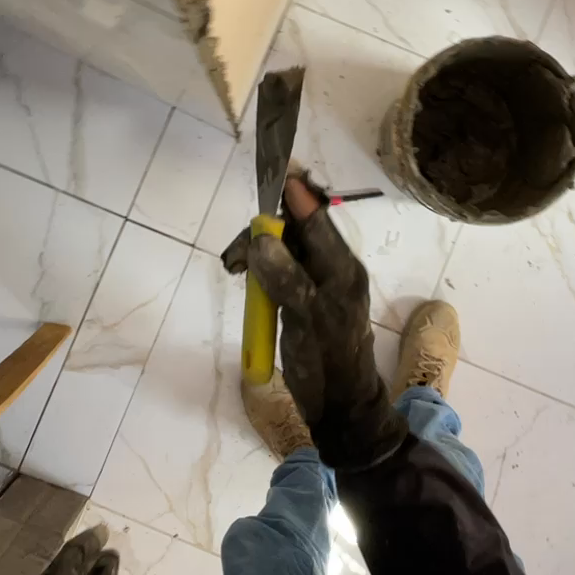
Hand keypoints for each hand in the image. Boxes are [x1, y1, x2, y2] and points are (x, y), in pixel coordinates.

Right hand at [247, 176, 405, 469]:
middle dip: (262, 233)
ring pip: (282, 248)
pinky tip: (244, 278)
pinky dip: (259, 269)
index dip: (295, 192)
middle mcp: (331, 266)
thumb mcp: (305, 321)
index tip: (274, 169)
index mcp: (340, 267)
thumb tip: (260, 240)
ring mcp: (317, 281)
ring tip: (234, 270)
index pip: (316, 216)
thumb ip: (286, 278)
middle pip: (294, 229)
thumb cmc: (326, 363)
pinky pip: (278, 268)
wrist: (338, 405)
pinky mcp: (303, 295)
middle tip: (233, 258)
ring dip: (256, 251)